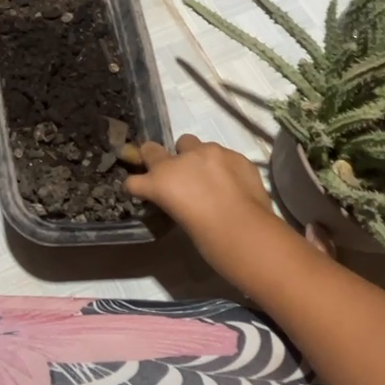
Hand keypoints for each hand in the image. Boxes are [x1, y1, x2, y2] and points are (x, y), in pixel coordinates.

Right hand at [124, 134, 276, 235]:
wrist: (249, 233)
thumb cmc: (210, 240)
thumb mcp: (182, 219)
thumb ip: (175, 200)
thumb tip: (181, 197)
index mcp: (160, 182)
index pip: (135, 177)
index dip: (140, 178)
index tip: (146, 185)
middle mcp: (180, 160)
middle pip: (155, 149)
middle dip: (164, 160)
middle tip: (181, 177)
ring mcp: (209, 153)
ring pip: (193, 144)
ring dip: (196, 158)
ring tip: (213, 179)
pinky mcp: (234, 154)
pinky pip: (223, 154)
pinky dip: (223, 165)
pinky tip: (234, 184)